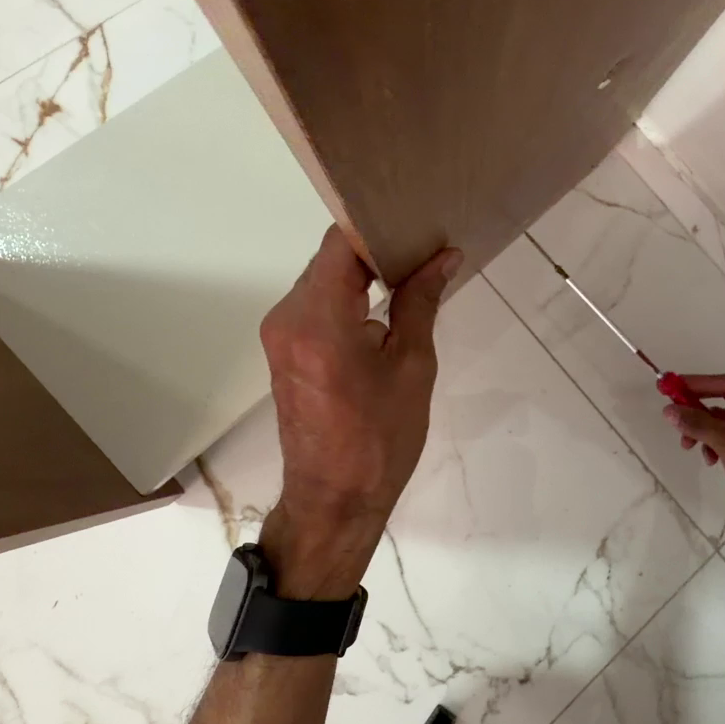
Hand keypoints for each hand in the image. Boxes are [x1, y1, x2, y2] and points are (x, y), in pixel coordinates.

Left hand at [256, 227, 460, 597]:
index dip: (379, 227)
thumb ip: (422, 302)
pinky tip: (385, 302)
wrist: (335, 499)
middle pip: (331, 259)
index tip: (417, 224)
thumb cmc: (381, 437)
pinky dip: (349, 296)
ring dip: (363, 273)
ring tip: (413, 272)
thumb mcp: (412, 365)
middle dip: (376, 250)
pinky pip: (317, 304)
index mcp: (318, 319)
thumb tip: (445, 257)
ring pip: (324, 279)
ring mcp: (280, 334)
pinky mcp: (283, 349)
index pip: (342, 243)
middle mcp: (287, 317)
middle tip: (426, 246)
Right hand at [662, 375, 724, 545]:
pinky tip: (709, 459)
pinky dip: (713, 444)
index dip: (700, 383)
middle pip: (724, 401)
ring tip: (688, 445)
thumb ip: (699, 424)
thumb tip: (668, 410)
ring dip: (703, 431)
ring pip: (722, 421)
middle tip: (673, 412)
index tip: (673, 385)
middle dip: (698, 411)